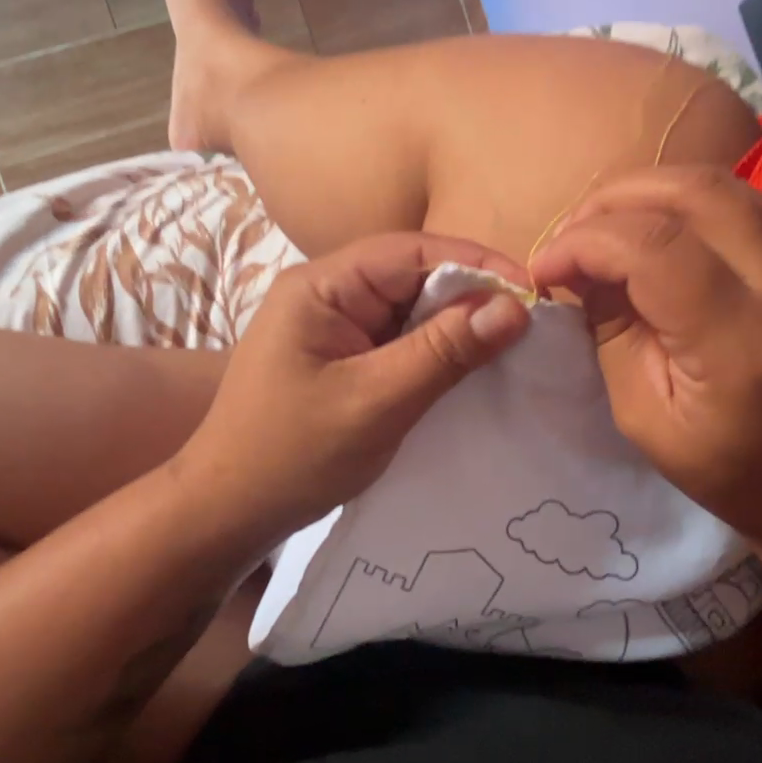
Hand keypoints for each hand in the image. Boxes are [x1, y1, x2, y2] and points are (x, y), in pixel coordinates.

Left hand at [173, 232, 530, 537]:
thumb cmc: (293, 455)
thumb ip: (444, 352)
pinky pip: (397, 342)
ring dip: (455, 327)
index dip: (475, 263)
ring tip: (509, 347)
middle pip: (411, 277)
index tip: (532, 292)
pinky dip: (433, 353)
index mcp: (321, 287)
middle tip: (529, 326)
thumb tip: (515, 309)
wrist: (229, 511)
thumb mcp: (375, 402)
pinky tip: (468, 370)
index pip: (410, 251)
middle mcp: (326, 295)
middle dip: (469, 296)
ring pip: (408, 311)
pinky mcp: (340, 360)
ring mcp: (332, 328)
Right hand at [529, 165, 761, 547]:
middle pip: (695, 194)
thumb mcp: (644, 419)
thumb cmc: (727, 473)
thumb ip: (613, 334)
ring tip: (600, 225)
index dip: (588, 242)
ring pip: (722, 186)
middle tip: (568, 235)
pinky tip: (646, 231)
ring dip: (648, 191)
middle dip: (613, 200)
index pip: (657, 250)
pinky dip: (679, 205)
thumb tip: (581, 270)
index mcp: (738, 347)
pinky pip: (738, 207)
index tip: (545, 268)